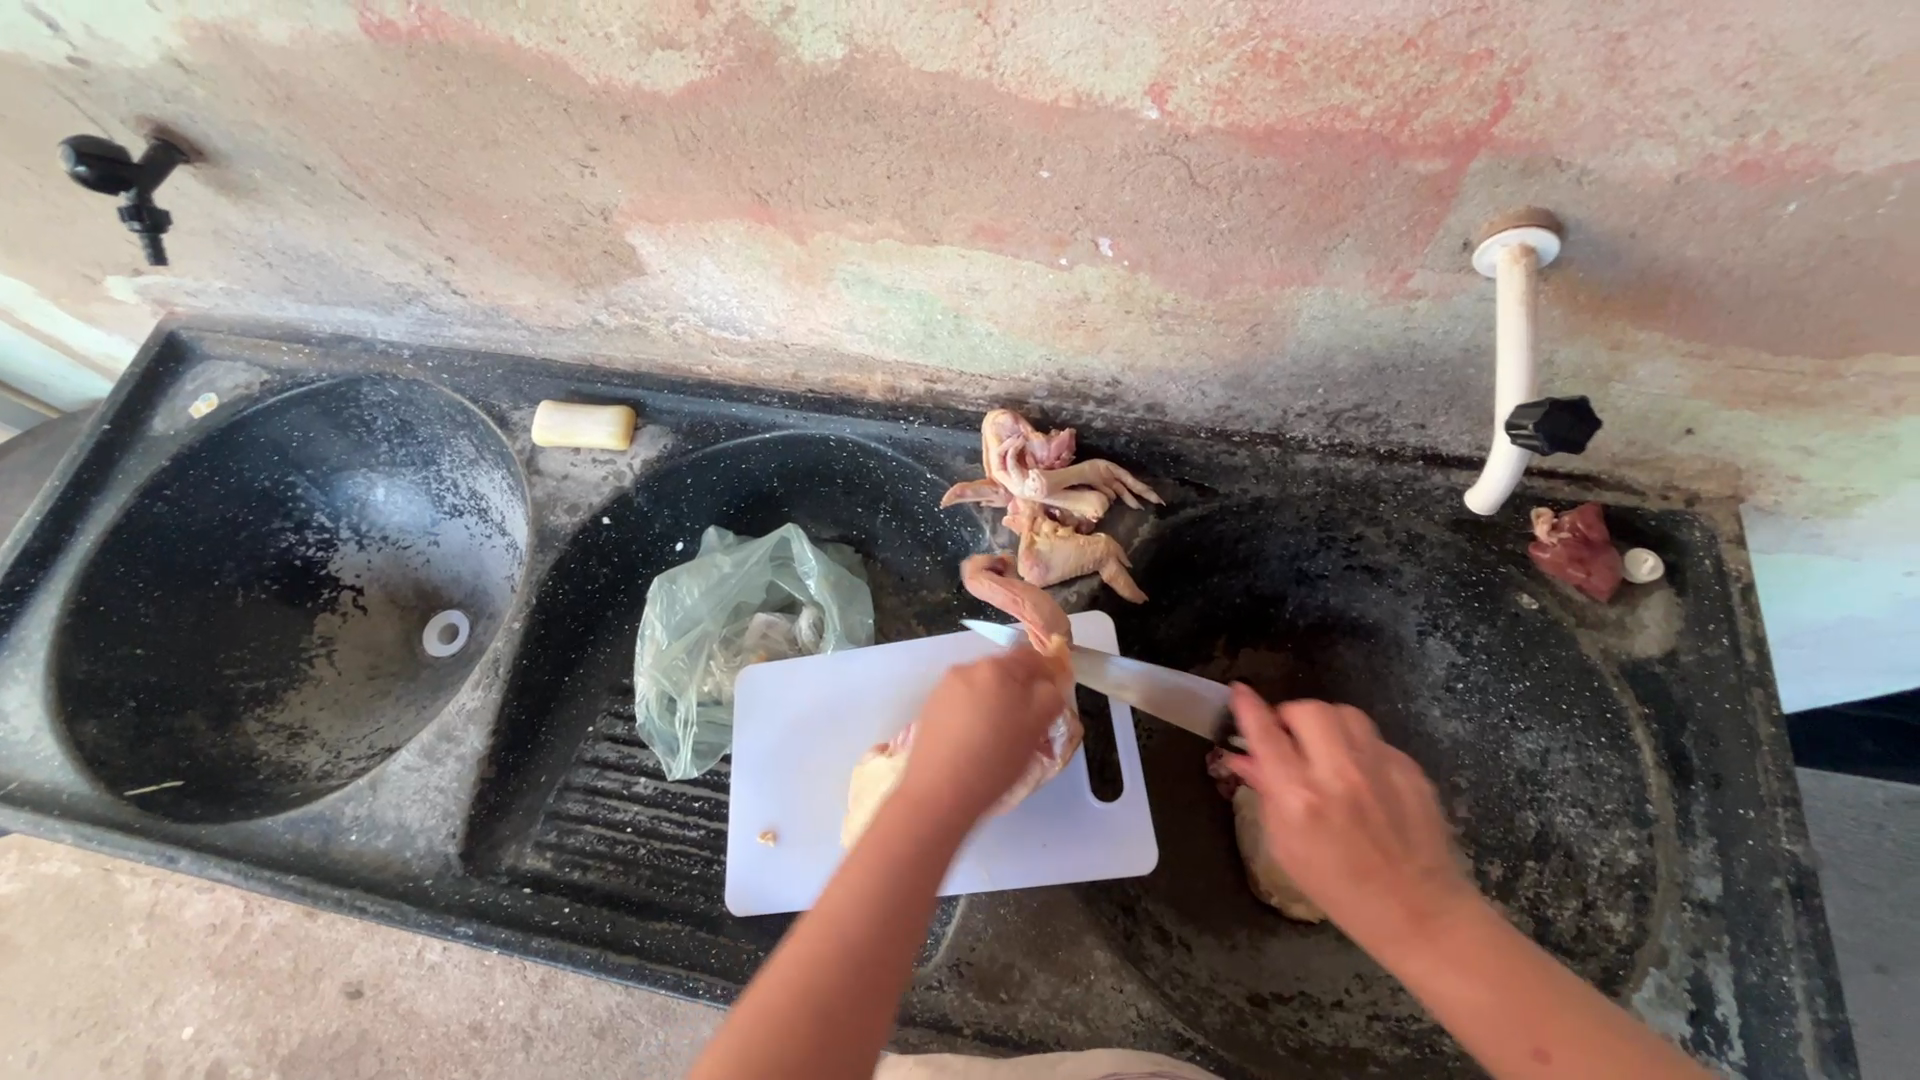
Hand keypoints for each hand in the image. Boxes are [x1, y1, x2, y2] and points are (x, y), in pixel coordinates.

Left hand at [897, 647, 1065, 823]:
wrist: (940, 791)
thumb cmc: (996, 757)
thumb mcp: (1038, 725)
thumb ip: (1050, 695)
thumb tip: (1048, 684)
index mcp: (997, 667)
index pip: (1032, 658)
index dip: (1047, 676)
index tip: (1051, 702)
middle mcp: (967, 668)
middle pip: (1004, 672)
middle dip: (1019, 692)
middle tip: (1026, 725)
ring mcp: (944, 688)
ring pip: (982, 689)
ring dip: (995, 704)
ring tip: (998, 737)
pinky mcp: (930, 708)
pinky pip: (961, 704)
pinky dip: (973, 716)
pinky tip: (973, 742)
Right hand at [1223, 686, 1483, 957]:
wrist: (1419, 913)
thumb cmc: (1339, 888)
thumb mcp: (1285, 847)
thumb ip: (1265, 794)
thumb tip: (1244, 758)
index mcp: (1300, 798)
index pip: (1265, 733)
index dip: (1248, 707)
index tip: (1239, 691)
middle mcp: (1339, 774)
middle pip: (1308, 709)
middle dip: (1290, 715)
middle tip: (1288, 735)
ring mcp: (1380, 769)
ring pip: (1345, 713)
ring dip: (1325, 723)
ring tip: (1323, 746)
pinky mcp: (1411, 770)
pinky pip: (1375, 739)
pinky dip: (1358, 747)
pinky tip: (1359, 774)